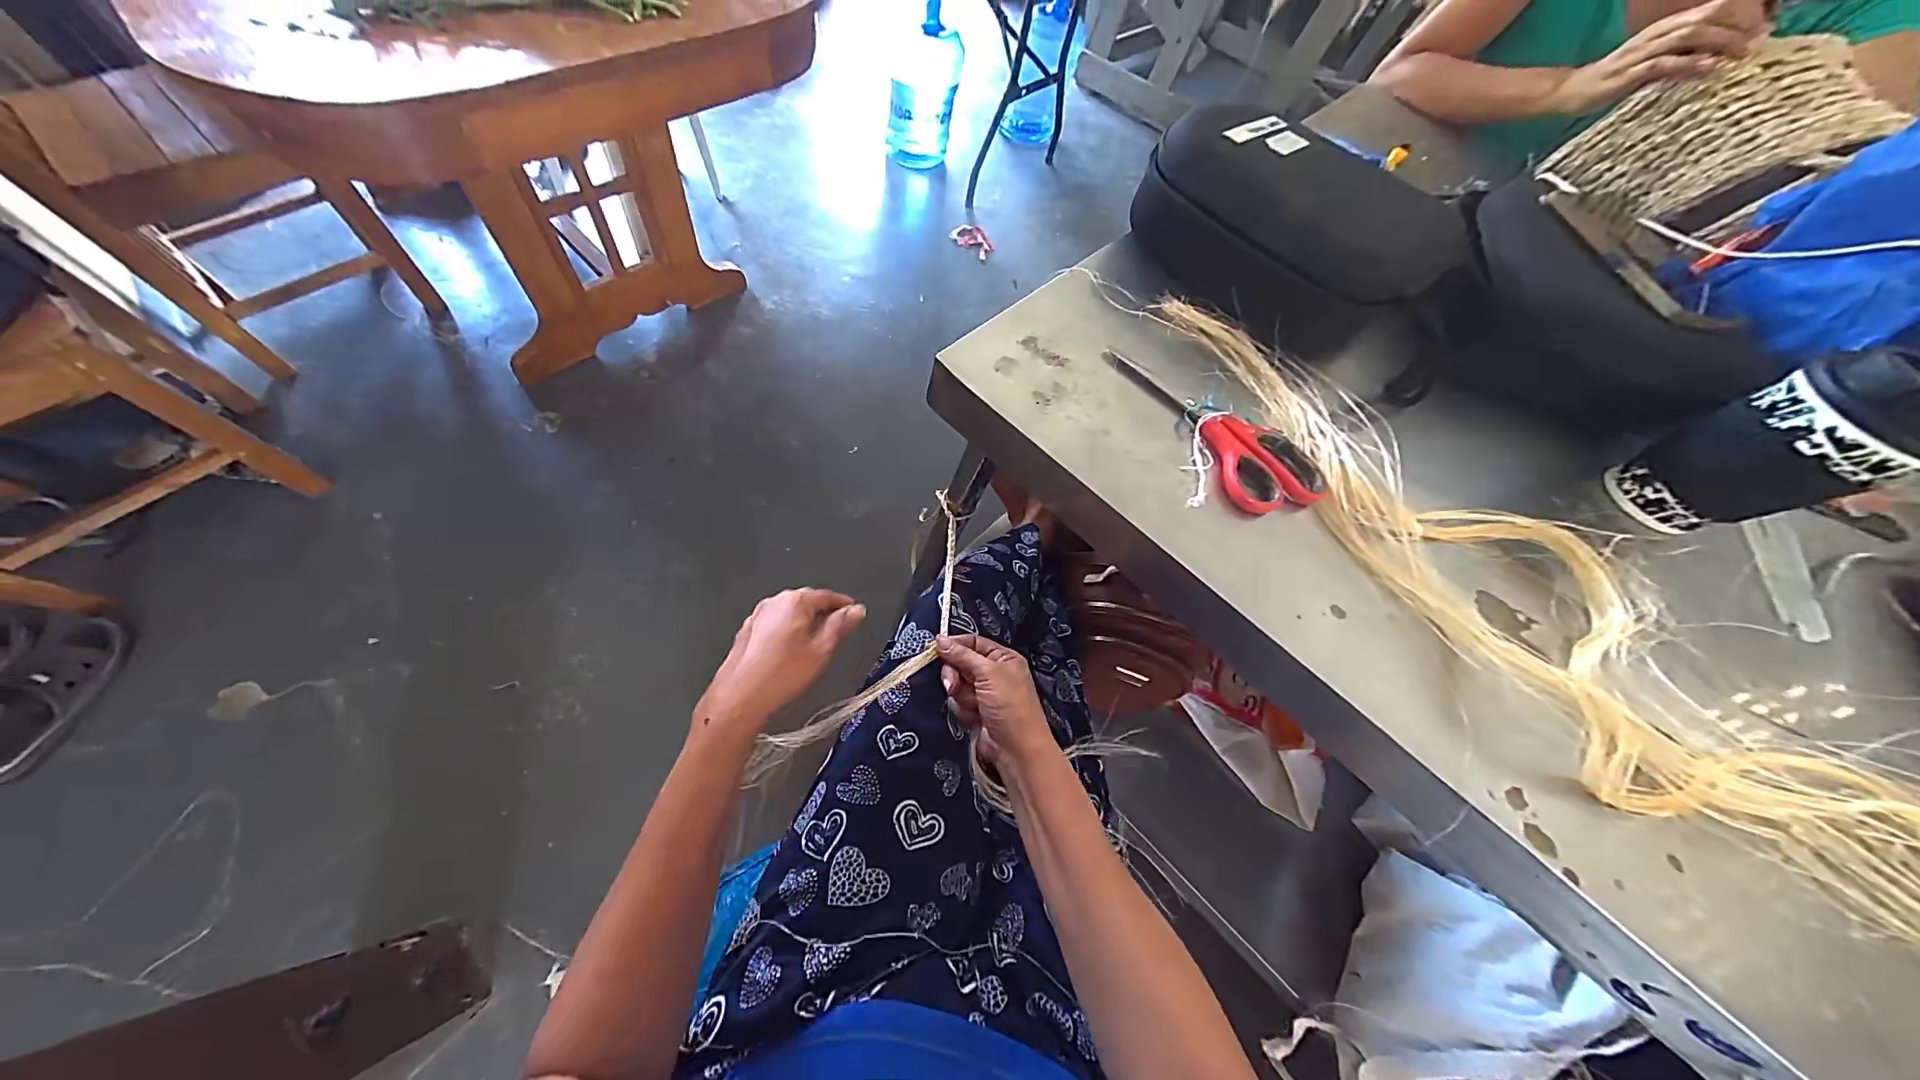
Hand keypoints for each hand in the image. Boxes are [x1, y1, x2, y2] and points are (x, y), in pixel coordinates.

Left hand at [694, 589, 865, 732]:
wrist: (740, 696)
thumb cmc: (778, 675)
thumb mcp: (823, 649)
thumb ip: (842, 625)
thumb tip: (855, 612)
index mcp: (796, 601)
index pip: (829, 596)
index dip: (845, 606)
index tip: (854, 614)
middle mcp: (775, 603)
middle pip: (809, 603)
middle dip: (825, 617)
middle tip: (838, 636)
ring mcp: (759, 616)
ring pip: (791, 615)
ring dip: (805, 627)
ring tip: (813, 652)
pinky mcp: (749, 630)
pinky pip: (776, 626)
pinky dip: (787, 635)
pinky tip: (791, 657)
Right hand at [935, 634, 1060, 767]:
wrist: (1016, 748)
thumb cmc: (1009, 705)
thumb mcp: (988, 672)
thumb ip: (962, 655)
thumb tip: (940, 639)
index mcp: (1003, 658)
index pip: (973, 642)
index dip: (955, 645)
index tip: (936, 648)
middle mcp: (994, 673)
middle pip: (960, 663)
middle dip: (955, 675)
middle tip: (953, 684)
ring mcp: (984, 693)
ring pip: (956, 684)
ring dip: (960, 695)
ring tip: (973, 705)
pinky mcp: (976, 711)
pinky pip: (958, 702)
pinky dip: (963, 709)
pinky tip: (974, 716)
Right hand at [1550, 0, 1767, 114]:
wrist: (1570, 92)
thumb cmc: (1611, 79)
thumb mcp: (1650, 59)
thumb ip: (1679, 53)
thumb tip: (1715, 54)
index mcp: (1664, 27)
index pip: (1713, 9)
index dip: (1743, 13)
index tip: (1763, 27)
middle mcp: (1656, 34)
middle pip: (1708, 17)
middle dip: (1739, 25)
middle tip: (1760, 39)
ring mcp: (1641, 53)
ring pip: (1691, 36)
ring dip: (1721, 42)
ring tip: (1741, 53)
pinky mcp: (1627, 74)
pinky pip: (1665, 64)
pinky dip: (1690, 64)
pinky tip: (1708, 68)